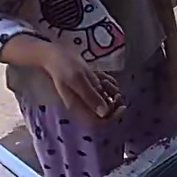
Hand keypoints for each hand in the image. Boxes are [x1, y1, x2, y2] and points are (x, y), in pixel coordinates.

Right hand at [1, 35, 123, 119]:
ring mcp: (87, 96)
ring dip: (112, 92)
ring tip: (105, 81)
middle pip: (106, 113)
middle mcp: (84, 105)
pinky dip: (109, 85)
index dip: (112, 117)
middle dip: (114, 103)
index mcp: (79, 107)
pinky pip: (105, 91)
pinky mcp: (89, 88)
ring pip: (107, 101)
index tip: (121, 105)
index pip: (99, 122)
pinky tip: (104, 77)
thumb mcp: (77, 79)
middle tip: (115, 92)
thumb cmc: (64, 66)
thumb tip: (104, 113)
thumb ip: (90, 96)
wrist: (55, 54)